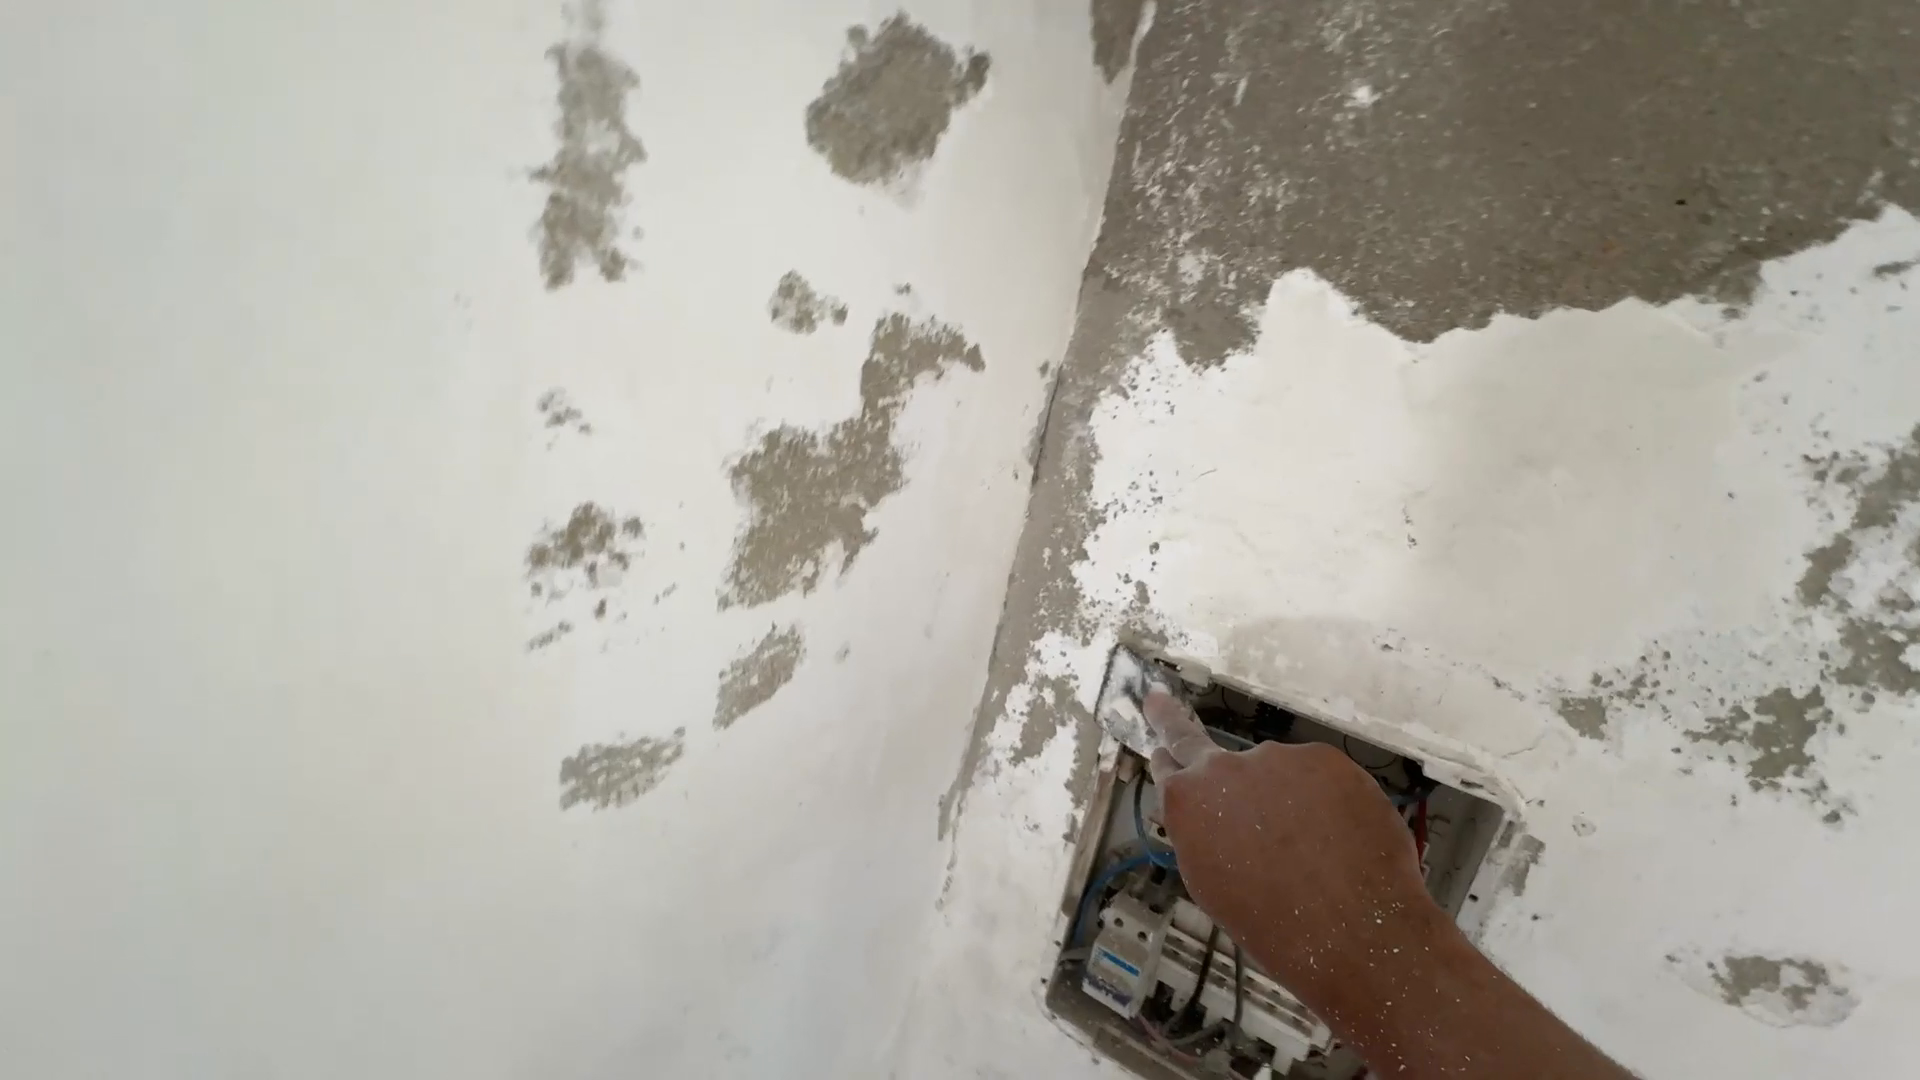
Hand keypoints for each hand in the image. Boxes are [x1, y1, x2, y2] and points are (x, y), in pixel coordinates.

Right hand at [1143, 689, 1440, 1007]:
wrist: (1353, 932)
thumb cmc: (1270, 923)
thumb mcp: (1210, 882)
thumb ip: (1198, 832)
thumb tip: (1207, 812)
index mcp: (1186, 800)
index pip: (1166, 766)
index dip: (1167, 762)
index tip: (1163, 750)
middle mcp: (1222, 767)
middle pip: (1193, 740)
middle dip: (1171, 719)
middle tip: (1157, 701)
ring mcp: (1275, 757)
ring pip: (1272, 771)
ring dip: (1282, 794)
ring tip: (1313, 845)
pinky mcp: (1324, 757)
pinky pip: (1316, 774)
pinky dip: (1325, 797)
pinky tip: (1341, 835)